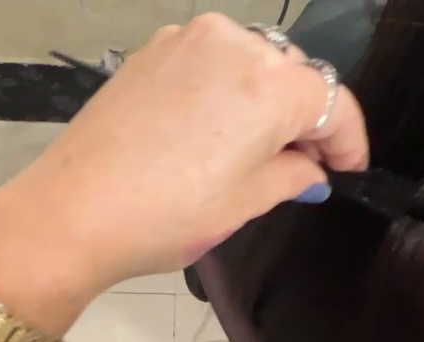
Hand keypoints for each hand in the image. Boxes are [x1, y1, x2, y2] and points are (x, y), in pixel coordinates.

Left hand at [0, 14, 369, 336]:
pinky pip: (209, 65)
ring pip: (251, 65)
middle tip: (301, 168)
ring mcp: (188, 42)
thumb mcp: (242, 205)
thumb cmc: (160, 216)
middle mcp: (234, 46)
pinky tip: (212, 135)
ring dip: (263, 104)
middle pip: (293, 78)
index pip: (333, 104)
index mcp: (269, 86)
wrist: (75, 211)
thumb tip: (310, 171)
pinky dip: (224, 94)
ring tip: (253, 155)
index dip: (348, 142)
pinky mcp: (154, 51)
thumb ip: (290, 178)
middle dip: (304, 122)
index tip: (347, 168)